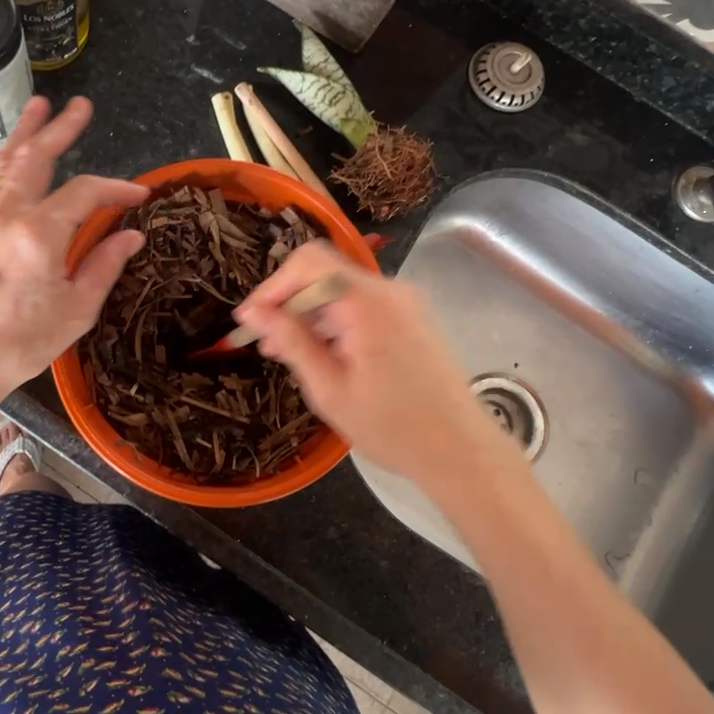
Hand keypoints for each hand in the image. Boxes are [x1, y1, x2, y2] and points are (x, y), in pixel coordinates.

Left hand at [0, 96, 147, 411]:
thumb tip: (130, 237)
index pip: (85, 193)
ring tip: (37, 105)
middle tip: (81, 107)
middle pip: (37, 160)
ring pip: (1, 166)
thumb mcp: (77, 310)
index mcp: (41, 234)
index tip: (137, 197)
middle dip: (61, 130)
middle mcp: (7, 217)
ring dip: (21, 133)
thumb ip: (103, 266)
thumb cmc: (22, 343)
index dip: (115, 190)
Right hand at [234, 241, 512, 483]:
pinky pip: (361, 305)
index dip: (273, 285)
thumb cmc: (393, 428)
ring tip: (288, 355)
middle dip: (289, 303)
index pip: (308, 262)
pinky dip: (335, 322)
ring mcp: (404, 302)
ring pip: (341, 290)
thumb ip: (291, 342)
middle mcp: (389, 290)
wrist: (462, 451)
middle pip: (324, 273)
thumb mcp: (329, 389)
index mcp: (368, 303)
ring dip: (310, 315)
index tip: (251, 320)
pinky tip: (323, 356)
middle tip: (264, 343)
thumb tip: (252, 312)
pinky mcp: (411, 317)